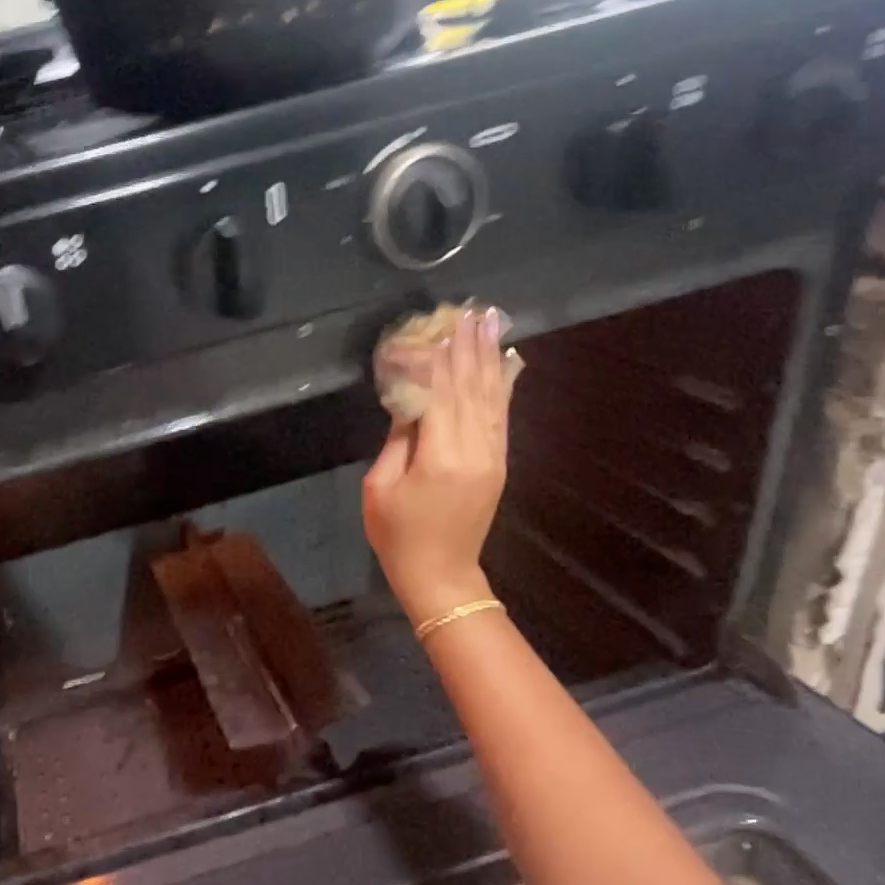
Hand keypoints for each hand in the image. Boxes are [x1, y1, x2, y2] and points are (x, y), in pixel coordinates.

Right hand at [363, 307, 514, 622]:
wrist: (439, 573)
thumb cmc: (397, 534)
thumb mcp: (380, 486)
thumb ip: (397, 439)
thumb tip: (409, 399)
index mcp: (440, 457)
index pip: (437, 394)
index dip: (427, 360)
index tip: (420, 330)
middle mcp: (474, 450)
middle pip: (468, 388)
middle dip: (463, 348)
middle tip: (463, 311)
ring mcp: (492, 456)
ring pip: (490, 397)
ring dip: (486, 357)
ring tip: (486, 321)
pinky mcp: (499, 463)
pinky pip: (501, 416)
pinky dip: (502, 385)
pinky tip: (503, 361)